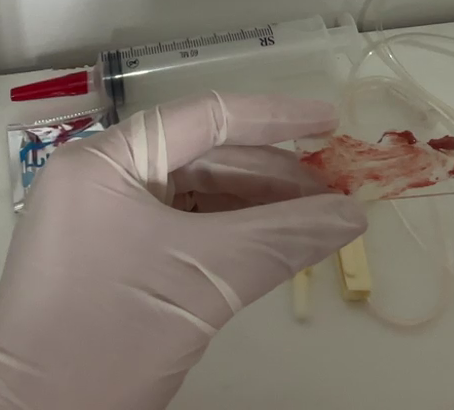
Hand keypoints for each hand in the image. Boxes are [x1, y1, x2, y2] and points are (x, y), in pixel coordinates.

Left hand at [0, 94, 366, 409]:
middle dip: (269, 174)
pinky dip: (225, 232)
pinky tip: (270, 242)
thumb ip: (282, 238)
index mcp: (106, 159)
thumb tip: (353, 215)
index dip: (273, 117)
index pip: (202, 118)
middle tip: (333, 190)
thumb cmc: (109, 337)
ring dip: (253, 205)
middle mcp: (100, 174)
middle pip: (200, 155)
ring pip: (191, 193)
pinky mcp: (108, 254)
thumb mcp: (202, 281)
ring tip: (313, 219)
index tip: (328, 122)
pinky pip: (177, 226)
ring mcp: (100, 215)